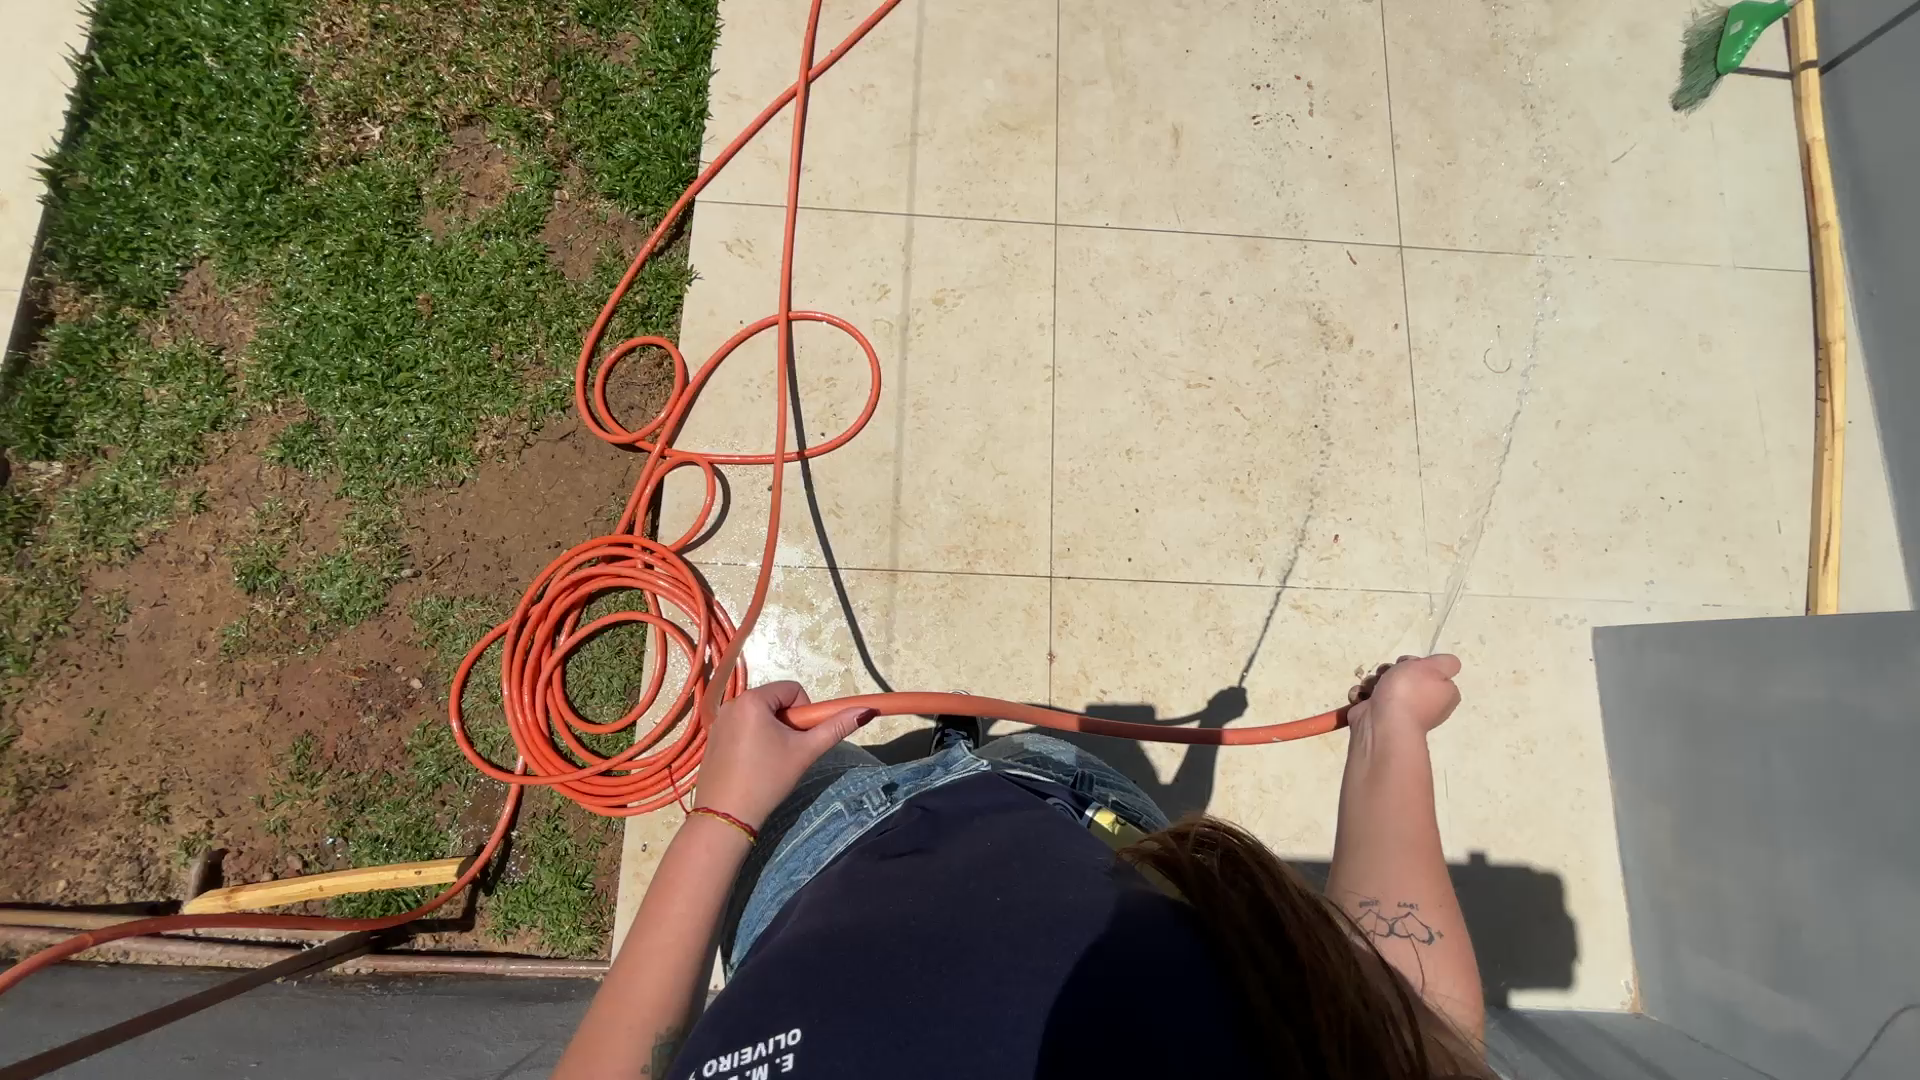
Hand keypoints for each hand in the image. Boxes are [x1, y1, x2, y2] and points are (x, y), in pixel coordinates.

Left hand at [693, 681, 874, 828]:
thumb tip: (865, 710)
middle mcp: (733, 703)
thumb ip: (835, 728)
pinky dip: (755, 737)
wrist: (726, 816)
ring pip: (760, 714)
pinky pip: (743, 725)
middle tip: (787, 750)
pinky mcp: (713, 738)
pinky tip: (754, 764)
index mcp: (753, 700)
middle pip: (775, 700)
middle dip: (788, 721)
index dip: (804, 712)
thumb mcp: (805, 751)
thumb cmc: (768, 778)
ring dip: (772, 729)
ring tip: (771, 759)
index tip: (800, 738)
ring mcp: (720, 720)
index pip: (792, 689)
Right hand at [1346, 654, 1461, 735]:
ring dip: (1374, 681)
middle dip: (1391, 671)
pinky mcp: (1378, 714)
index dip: (1418, 665)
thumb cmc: (1409, 692)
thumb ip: (1446, 662)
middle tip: (1389, 675)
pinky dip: (1363, 694)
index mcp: (1442, 695)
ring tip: (1373, 687)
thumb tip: (1446, 665)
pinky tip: (1364, 697)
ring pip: (1383, 684)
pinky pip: (1369, 696)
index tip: (1410, 666)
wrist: (1383, 721)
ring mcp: (1399, 710)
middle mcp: (1424, 704)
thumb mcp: (1434, 668)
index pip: (1432, 673)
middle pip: (1404, 676)